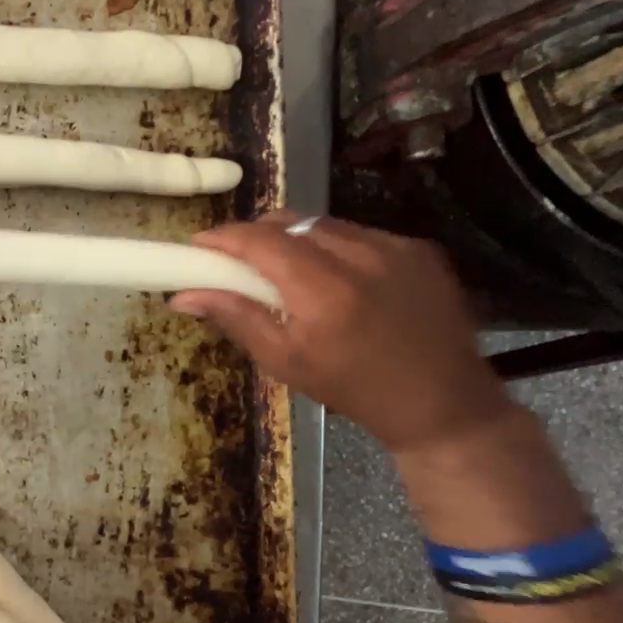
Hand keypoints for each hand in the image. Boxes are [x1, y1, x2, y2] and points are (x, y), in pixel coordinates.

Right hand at [169, 212, 513, 452]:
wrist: (441, 400)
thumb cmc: (351, 387)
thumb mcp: (283, 360)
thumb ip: (235, 317)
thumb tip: (181, 295)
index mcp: (322, 289)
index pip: (261, 240)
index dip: (224, 237)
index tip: (199, 245)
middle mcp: (361, 256)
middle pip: (290, 222)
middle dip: (256, 234)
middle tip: (237, 260)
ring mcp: (395, 248)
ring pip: (324, 223)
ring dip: (294, 239)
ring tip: (286, 268)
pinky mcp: (419, 249)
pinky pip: (359, 233)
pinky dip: (333, 246)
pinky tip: (334, 276)